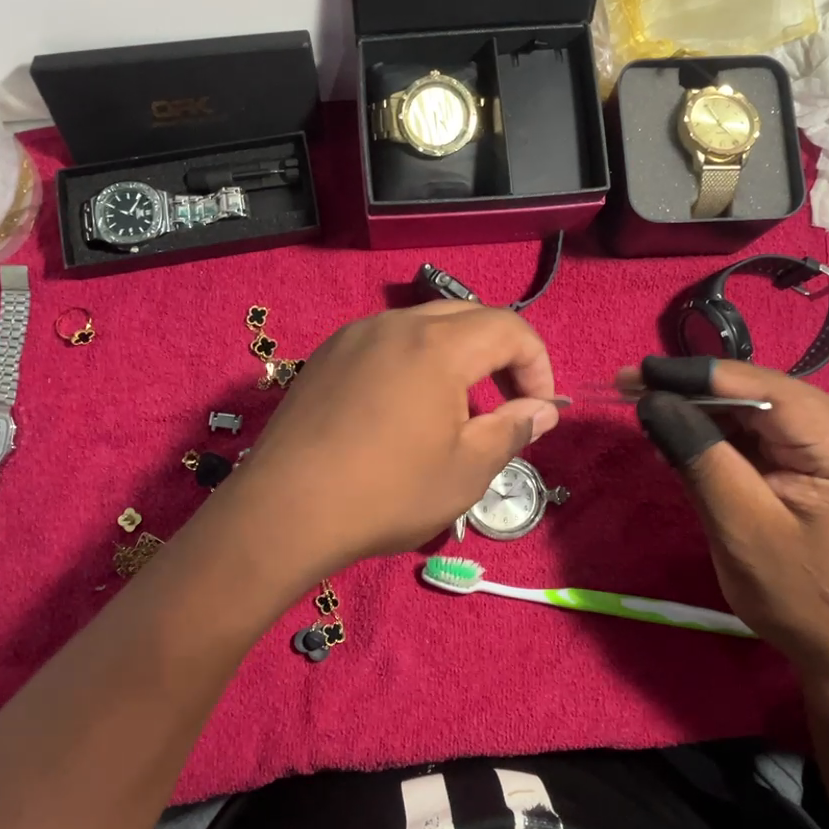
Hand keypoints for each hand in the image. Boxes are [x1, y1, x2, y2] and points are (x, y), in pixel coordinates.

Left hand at [230, 302, 559, 570]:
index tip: (538, 410)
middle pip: (467, 317)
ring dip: (455, 358)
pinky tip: (404, 411)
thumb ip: (513, 430)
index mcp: (437, 345)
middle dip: (500, 354)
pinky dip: (413, 363)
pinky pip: (385, 343)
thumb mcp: (466, 471)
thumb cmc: (387, 493)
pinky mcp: (325, 358)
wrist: (285, 511)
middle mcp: (395, 325)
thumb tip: (543, 409)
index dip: (537, 365)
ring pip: (422, 327)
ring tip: (456, 412)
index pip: (510, 328)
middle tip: (507, 404)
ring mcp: (353, 337)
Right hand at [626, 356, 828, 694]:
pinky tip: (683, 436)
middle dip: (695, 390)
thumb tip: (654, 401)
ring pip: (759, 411)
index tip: (640, 371)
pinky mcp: (821, 465)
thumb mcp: (741, 527)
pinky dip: (721, 434)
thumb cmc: (799, 597)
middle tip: (632, 388)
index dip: (699, 375)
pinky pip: (764, 435)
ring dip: (703, 411)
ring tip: (648, 410)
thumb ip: (700, 456)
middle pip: (763, 394)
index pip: (767, 390)